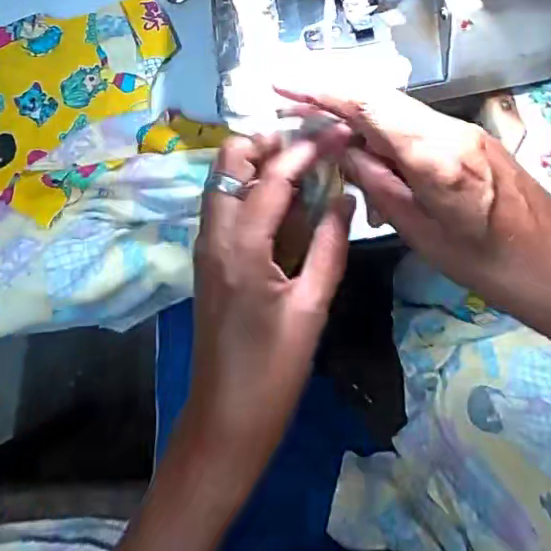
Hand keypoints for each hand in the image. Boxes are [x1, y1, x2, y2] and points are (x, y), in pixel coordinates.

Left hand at [184, 133, 354, 469]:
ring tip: (306, 170)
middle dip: (270, 143)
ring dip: (259, 162)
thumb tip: (344, 200)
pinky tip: (286, 204)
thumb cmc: (273, 370)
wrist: (225, 418)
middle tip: (313, 150)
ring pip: (224, 178)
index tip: (338, 132)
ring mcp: (205, 244)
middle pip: (229, 160)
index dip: (308, 148)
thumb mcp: (312, 308)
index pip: (272, 175)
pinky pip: (225, 204)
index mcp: (240, 244)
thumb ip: (329, 247)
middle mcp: (214, 233)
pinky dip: (252, 189)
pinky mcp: (208, 257)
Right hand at [280, 84, 550, 363]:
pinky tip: (363, 154)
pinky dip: (379, 133)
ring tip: (315, 131)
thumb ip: (379, 184)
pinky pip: (413, 128)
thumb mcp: (425, 234)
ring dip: (352, 117)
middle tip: (286, 103)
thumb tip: (342, 147)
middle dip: (328, 97)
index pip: (367, 104)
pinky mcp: (471, 142)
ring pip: (394, 112)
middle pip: (378, 98)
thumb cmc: (498, 271)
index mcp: (437, 153)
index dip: (319, 88)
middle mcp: (450, 128)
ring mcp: (464, 132)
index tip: (281, 80)